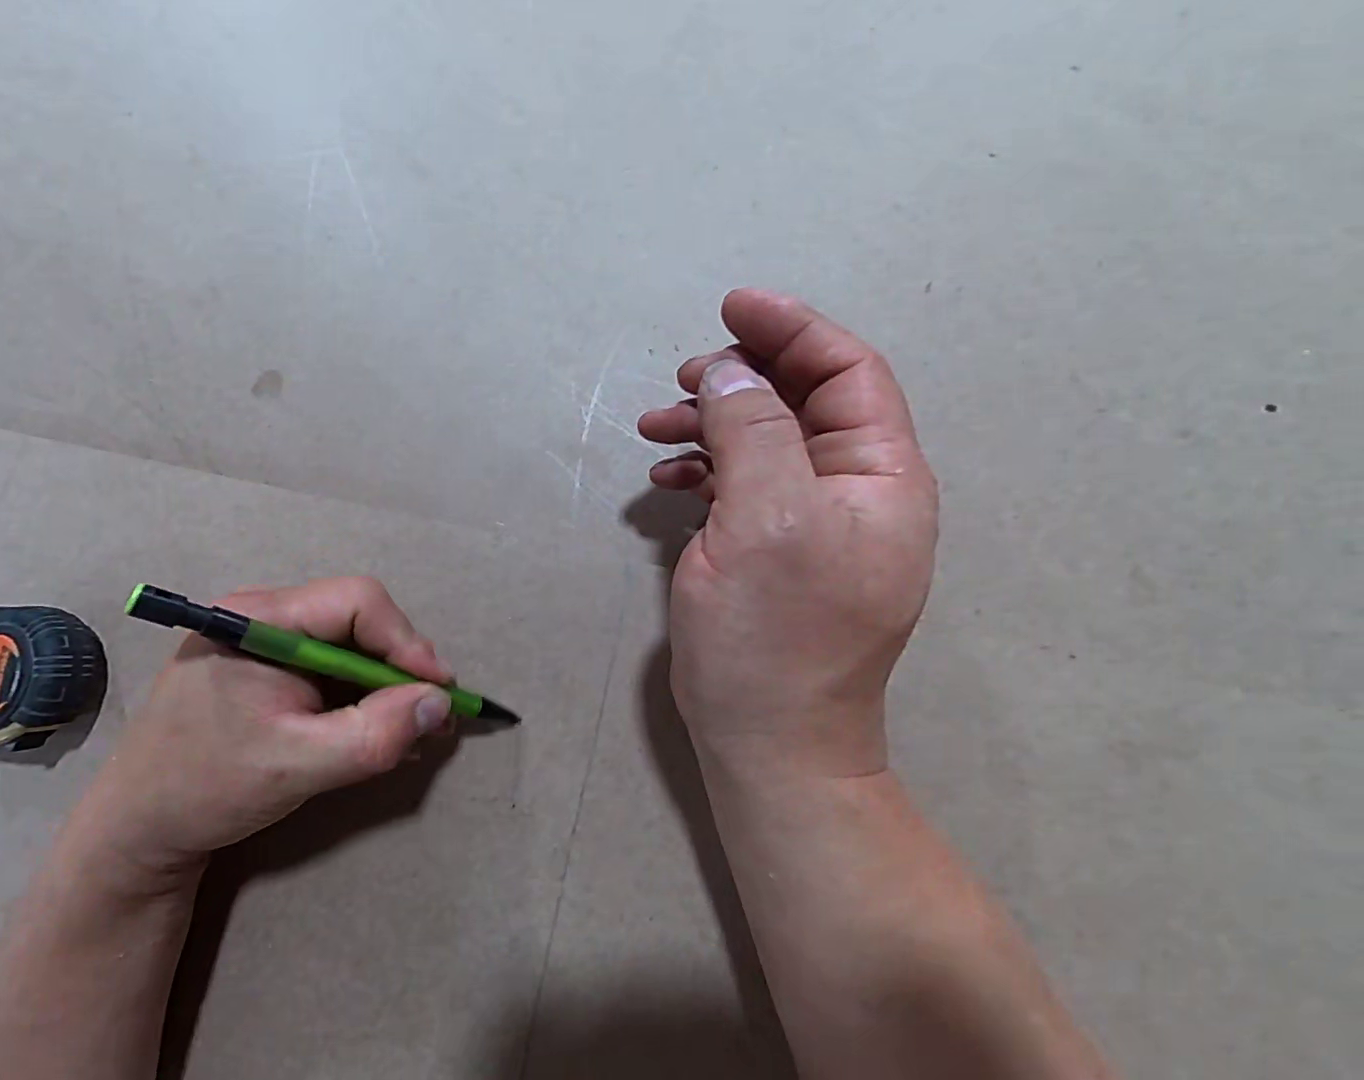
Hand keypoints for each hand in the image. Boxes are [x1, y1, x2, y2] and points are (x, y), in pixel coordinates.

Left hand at [82, 577, 455, 877]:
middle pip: (355, 621)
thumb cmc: (204, 789)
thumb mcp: (297, 766)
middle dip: (399, 668)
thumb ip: (373, 735)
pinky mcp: (265, 671)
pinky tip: (375, 732)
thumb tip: (439, 703)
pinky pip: (327, 669)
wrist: (137, 827)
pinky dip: (359, 699)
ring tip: (411, 731)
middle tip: (433, 717)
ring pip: (346, 646)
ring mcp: (262, 643)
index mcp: (257, 619)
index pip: (355, 602)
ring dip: (384, 687)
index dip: (406, 642)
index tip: (439, 692)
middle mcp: (261, 616)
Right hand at [637, 290, 937, 782]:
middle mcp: (850, 490)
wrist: (767, 733)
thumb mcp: (763, 519)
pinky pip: (739, 483)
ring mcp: (806, 521)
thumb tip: (730, 370)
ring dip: (711, 423)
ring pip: (762, 441)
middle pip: (800, 402)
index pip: (844, 373)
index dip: (792, 329)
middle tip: (681, 379)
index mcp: (877, 475)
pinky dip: (703, 468)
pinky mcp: (766, 547)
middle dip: (741, 378)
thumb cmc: (774, 630)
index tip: (732, 304)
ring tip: (655, 427)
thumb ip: (752, 432)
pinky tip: (667, 476)